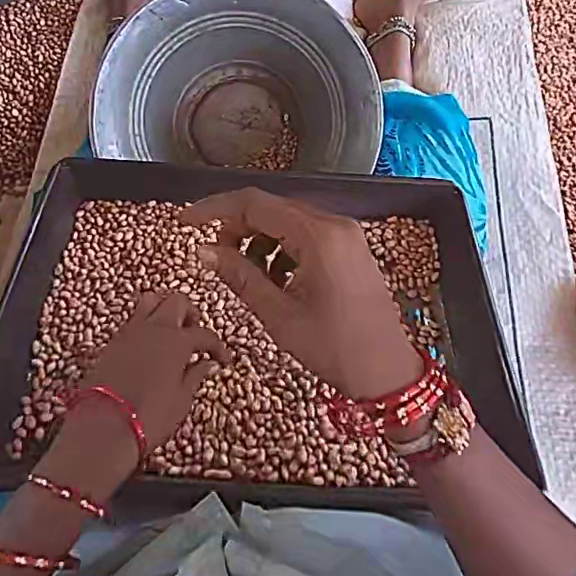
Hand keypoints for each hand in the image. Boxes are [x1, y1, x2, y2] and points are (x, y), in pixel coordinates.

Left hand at [41, 292, 228, 498]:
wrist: (102, 429)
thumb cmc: (148, 417)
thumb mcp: (181, 400)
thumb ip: (195, 376)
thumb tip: (206, 365)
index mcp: (177, 340)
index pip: (205, 334)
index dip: (217, 346)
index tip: (222, 360)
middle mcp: (154, 329)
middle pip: (177, 302)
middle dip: (190, 314)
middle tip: (195, 336)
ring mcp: (129, 333)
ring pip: (150, 302)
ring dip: (164, 311)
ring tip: (171, 335)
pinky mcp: (111, 344)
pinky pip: (132, 322)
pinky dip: (145, 327)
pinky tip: (149, 349)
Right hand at [182, 189, 419, 400]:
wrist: (388, 371)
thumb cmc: (335, 348)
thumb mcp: (279, 315)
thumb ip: (240, 276)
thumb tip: (204, 252)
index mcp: (318, 236)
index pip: (254, 203)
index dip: (215, 210)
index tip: (186, 223)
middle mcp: (335, 224)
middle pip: (272, 208)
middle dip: (237, 227)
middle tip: (215, 258)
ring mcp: (346, 234)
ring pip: (288, 221)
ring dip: (259, 239)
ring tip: (248, 275)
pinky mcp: (350, 247)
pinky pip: (306, 234)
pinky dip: (282, 248)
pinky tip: (276, 279)